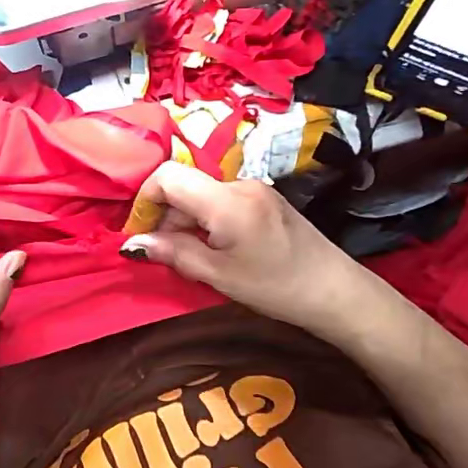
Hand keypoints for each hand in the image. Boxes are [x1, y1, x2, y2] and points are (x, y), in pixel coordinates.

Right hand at [119, 162, 360, 338]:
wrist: (335, 291)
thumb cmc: (275, 287)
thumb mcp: (217, 275)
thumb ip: (172, 252)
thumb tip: (131, 243)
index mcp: (226, 200)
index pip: (167, 176)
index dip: (145, 200)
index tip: (140, 233)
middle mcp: (239, 184)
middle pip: (183, 185)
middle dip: (164, 215)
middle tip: (162, 253)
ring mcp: (254, 188)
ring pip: (200, 194)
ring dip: (184, 220)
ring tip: (188, 256)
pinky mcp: (263, 198)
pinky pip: (219, 200)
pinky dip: (204, 220)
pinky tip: (212, 248)